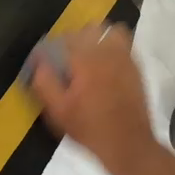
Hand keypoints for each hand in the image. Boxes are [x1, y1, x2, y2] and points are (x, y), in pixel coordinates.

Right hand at [27, 24, 161, 173]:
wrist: (129, 144)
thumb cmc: (90, 129)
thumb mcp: (58, 111)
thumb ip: (44, 83)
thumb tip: (38, 62)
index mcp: (86, 61)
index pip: (64, 40)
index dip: (50, 48)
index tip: (43, 60)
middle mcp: (107, 53)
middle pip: (87, 30)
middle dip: (73, 39)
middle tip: (65, 58)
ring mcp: (125, 58)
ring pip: (109, 31)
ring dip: (95, 38)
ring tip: (87, 56)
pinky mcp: (136, 67)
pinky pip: (124, 44)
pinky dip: (112, 46)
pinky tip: (105, 64)